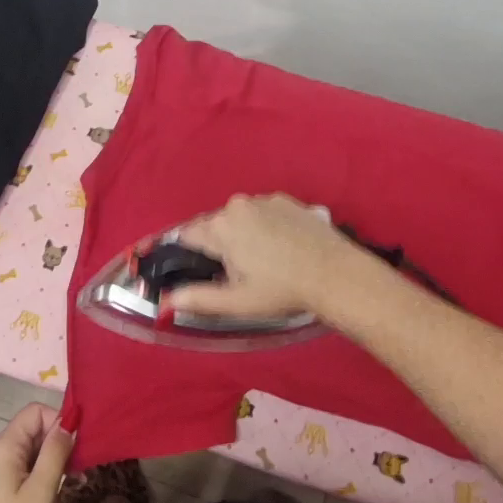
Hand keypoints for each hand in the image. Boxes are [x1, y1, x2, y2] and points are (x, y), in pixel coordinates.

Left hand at [0, 403, 75, 502]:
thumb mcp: (41, 490)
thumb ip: (55, 452)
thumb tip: (70, 420)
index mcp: (5, 446)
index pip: (34, 412)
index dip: (57, 421)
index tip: (76, 444)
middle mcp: (1, 451)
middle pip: (35, 427)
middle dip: (59, 440)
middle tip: (80, 463)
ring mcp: (3, 468)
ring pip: (35, 447)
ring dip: (56, 457)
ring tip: (76, 476)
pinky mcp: (7, 485)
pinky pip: (30, 465)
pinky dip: (47, 470)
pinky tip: (62, 486)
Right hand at [162, 193, 371, 319]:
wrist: (335, 274)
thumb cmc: (282, 291)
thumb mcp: (237, 302)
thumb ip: (198, 298)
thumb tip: (166, 300)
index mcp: (220, 228)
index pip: (187, 235)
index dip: (190, 254)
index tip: (202, 270)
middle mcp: (236, 206)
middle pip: (215, 225)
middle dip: (220, 245)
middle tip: (239, 273)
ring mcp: (263, 199)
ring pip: (239, 218)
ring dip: (242, 234)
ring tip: (265, 260)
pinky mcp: (286, 200)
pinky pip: (263, 212)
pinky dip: (265, 226)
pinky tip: (282, 247)